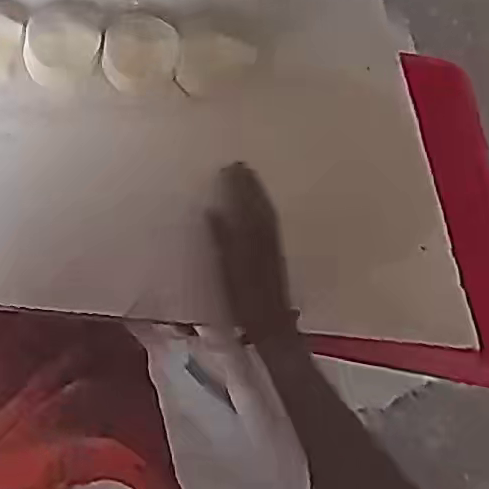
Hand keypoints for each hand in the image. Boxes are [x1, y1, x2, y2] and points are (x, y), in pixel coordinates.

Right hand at [208, 162, 300, 344]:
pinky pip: (271, 220)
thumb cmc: (242, 297)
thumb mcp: (226, 266)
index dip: (237, 184)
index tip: (229, 166)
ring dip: (258, 191)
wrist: (271, 324)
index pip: (243, 202)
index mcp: (249, 235)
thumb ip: (220, 237)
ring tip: (250, 176)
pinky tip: (261, 204)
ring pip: (266, 209)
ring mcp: (272, 242)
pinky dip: (265, 206)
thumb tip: (212, 210)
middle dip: (249, 183)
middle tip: (241, 165)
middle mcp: (264, 234)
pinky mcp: (277, 251)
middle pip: (257, 202)